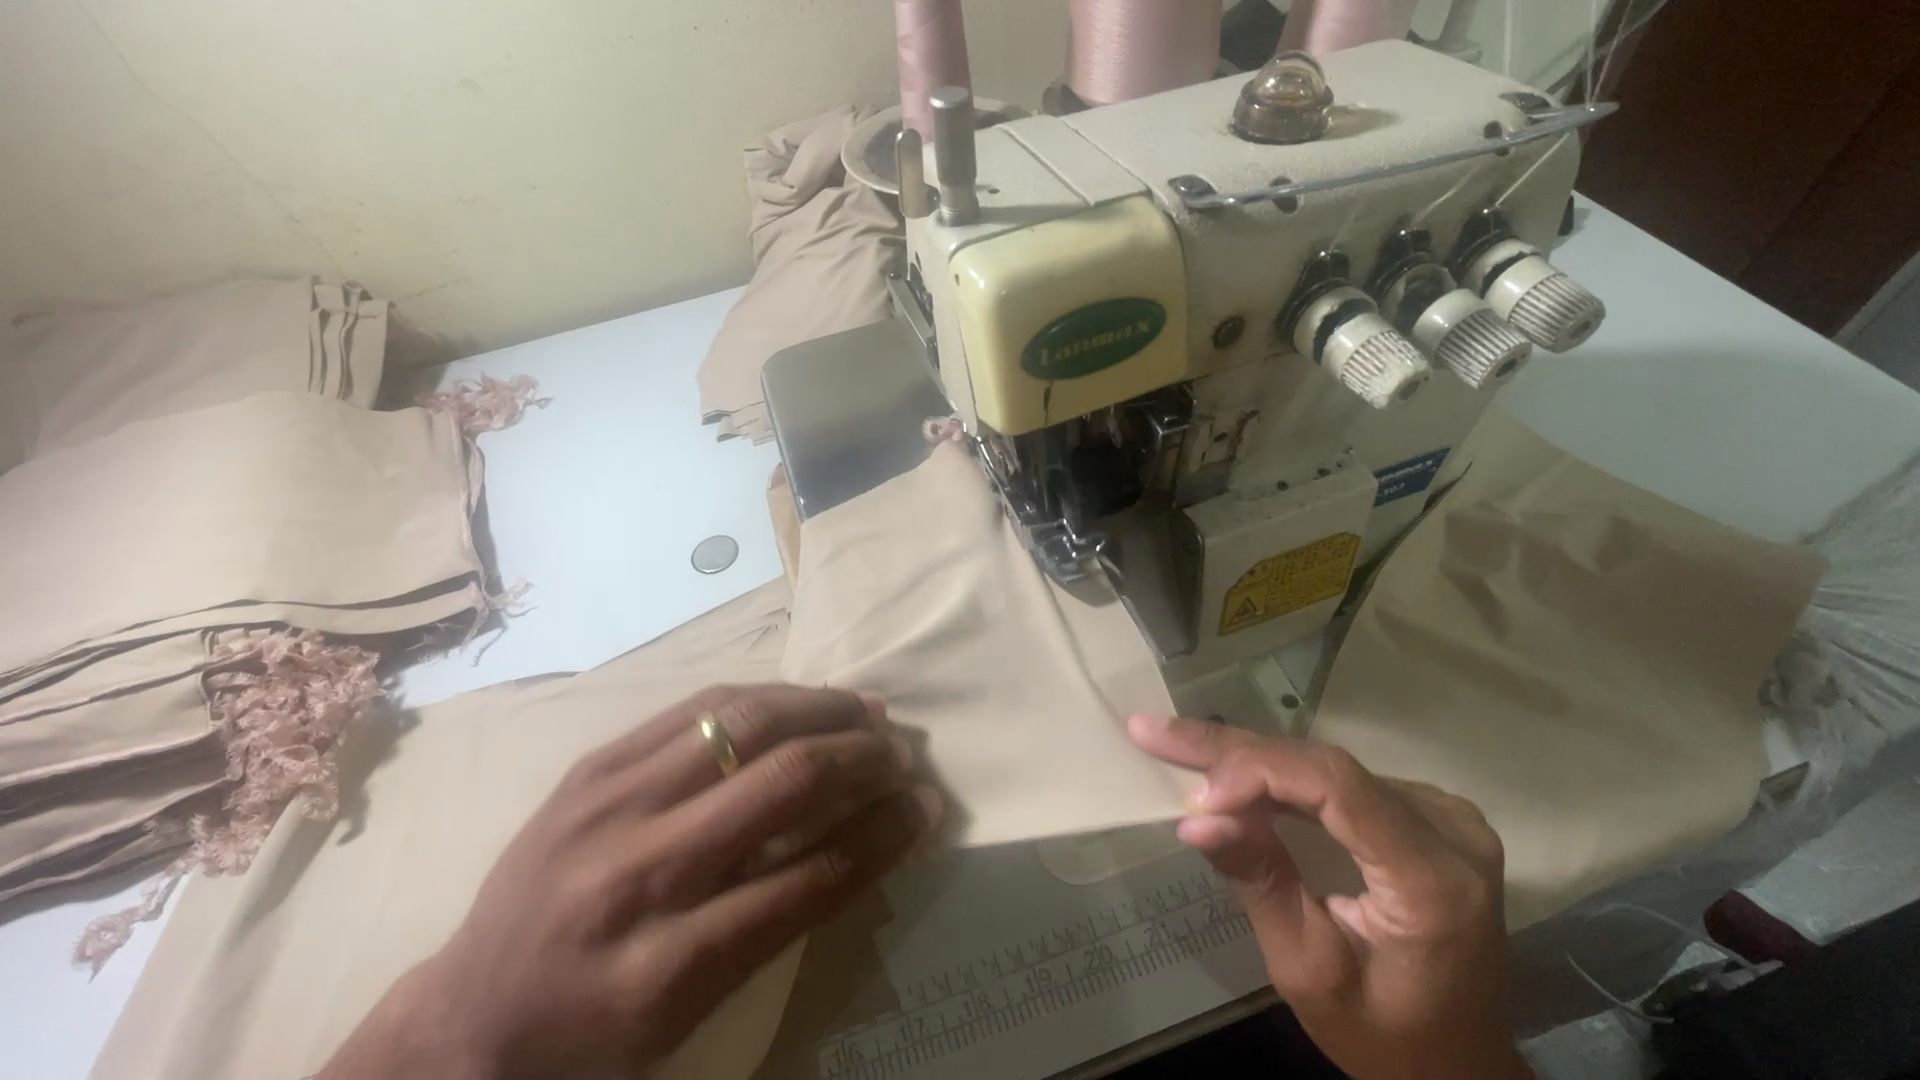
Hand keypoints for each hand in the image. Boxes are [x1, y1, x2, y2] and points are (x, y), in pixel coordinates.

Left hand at [323, 684, 941, 1078]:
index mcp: (669, 967)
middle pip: (782, 786)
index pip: (810, 880)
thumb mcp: (695, 1013)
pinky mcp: (589, 768)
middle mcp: (636, 876)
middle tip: (902, 753)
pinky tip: (799, 701)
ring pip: (740, 723)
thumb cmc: (598, 1034)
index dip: (884, 835)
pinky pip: (694, 708)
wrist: (472, 1014)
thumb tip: (869, 835)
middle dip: (862, 759)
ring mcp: (605, 807)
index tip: (928, 805)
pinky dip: (763, 698)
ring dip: (820, 709)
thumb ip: (782, 920)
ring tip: (866, 711)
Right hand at [1129, 716, 1527, 1079]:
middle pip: (1326, 767)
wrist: (1457, 1062)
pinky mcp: (1425, 813)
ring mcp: (1442, 815)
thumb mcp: (1308, 971)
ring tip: (1177, 747)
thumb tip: (1195, 818)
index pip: (1337, 787)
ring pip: (1325, 765)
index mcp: (1432, 880)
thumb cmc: (1383, 1034)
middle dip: (1233, 752)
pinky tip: (1228, 772)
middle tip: (1156, 734)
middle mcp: (1449, 829)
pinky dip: (1276, 775)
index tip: (1194, 793)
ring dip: (1247, 759)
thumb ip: (1259, 882)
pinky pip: (1338, 780)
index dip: (1257, 773)